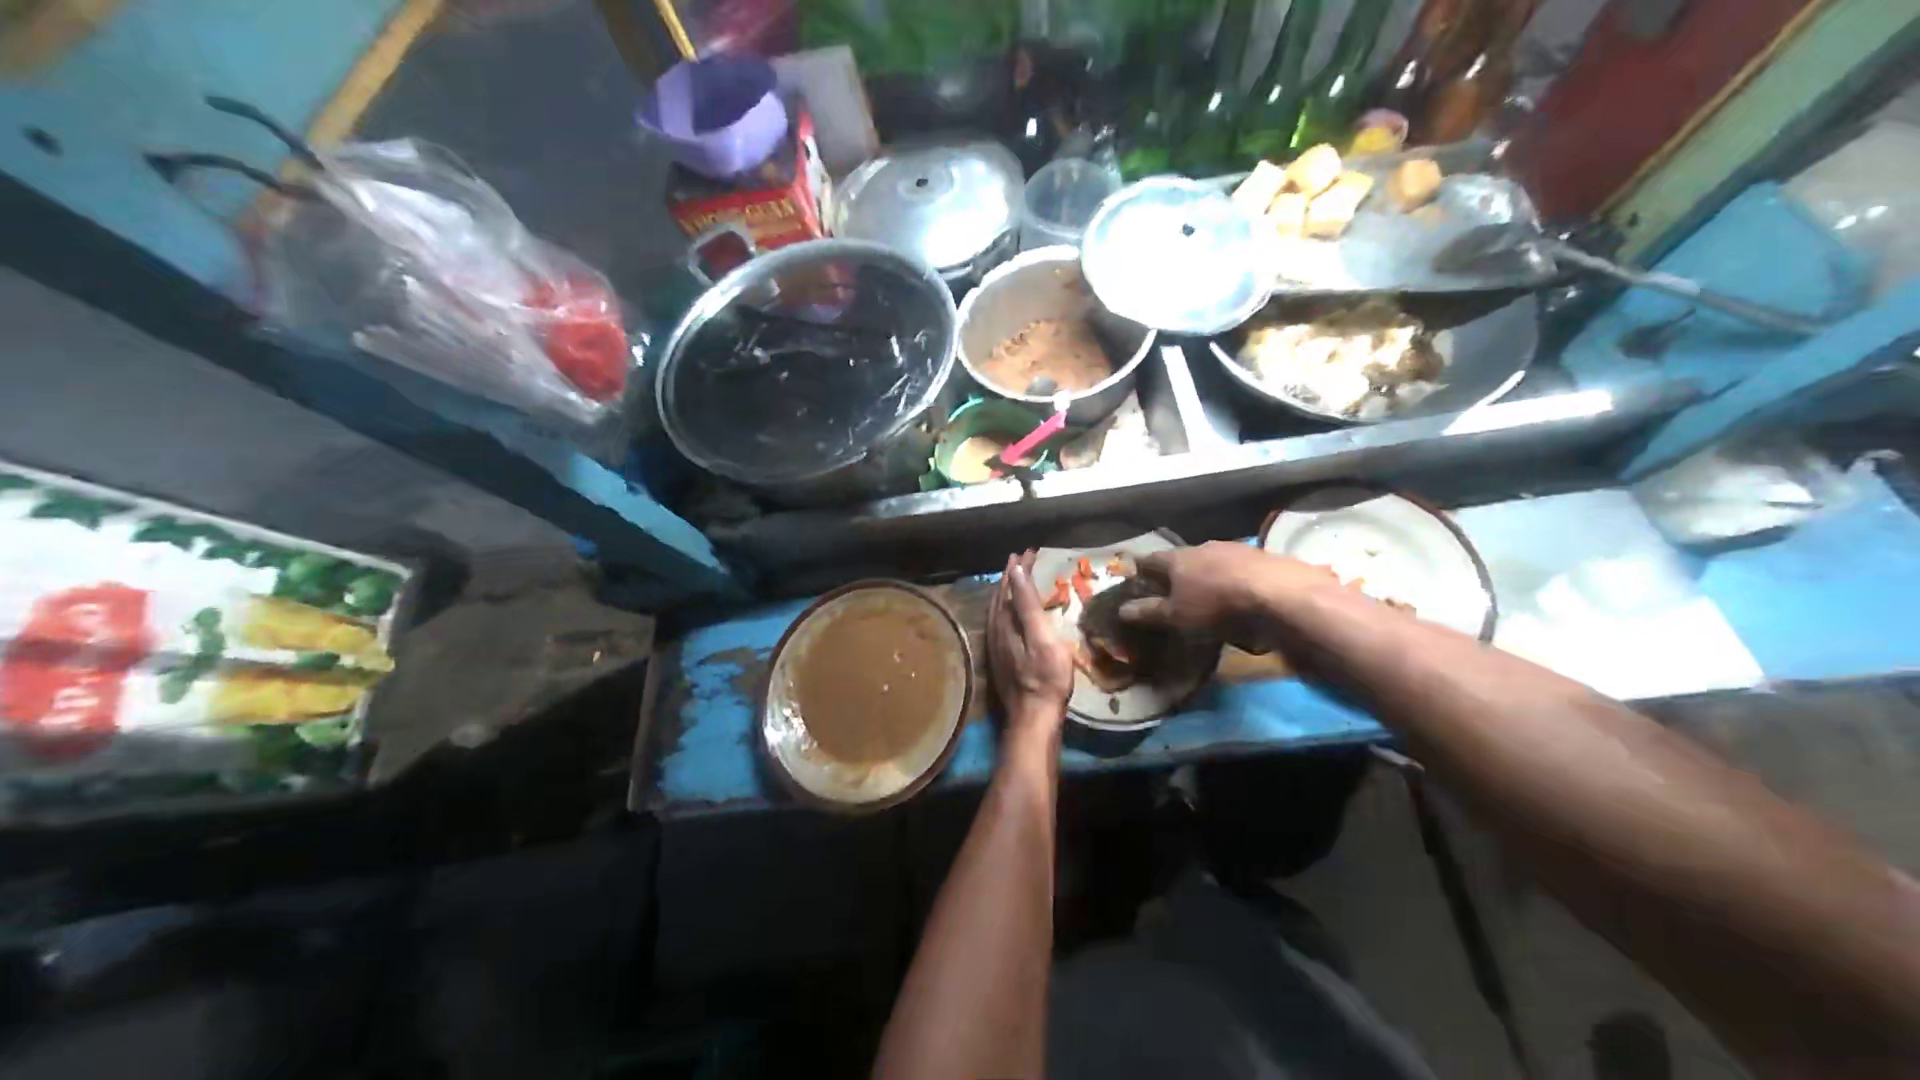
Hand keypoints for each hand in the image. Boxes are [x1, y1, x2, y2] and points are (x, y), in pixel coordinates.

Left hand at [987, 551, 1074, 742]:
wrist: (1034, 716)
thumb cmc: (1045, 676)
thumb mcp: (1042, 636)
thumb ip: (1028, 604)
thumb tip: (1015, 570)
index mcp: (1005, 621)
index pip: (1009, 585)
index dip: (1018, 567)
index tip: (1028, 551)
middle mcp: (996, 629)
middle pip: (1001, 595)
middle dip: (1011, 575)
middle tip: (1022, 559)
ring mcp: (997, 644)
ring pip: (998, 608)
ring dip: (1008, 590)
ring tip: (1016, 579)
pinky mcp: (1001, 657)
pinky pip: (1000, 621)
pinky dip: (1008, 607)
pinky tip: (1013, 613)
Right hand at [1120, 542, 1334, 651]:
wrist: (1276, 592)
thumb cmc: (1215, 605)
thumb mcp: (1177, 617)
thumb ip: (1149, 612)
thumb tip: (1122, 610)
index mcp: (1176, 559)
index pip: (1149, 559)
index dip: (1140, 569)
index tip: (1136, 578)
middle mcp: (1202, 547)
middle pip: (1182, 558)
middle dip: (1176, 572)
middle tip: (1173, 590)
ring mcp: (1233, 548)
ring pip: (1211, 560)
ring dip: (1206, 574)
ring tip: (1208, 593)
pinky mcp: (1260, 556)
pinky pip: (1237, 567)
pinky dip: (1232, 578)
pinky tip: (1238, 594)